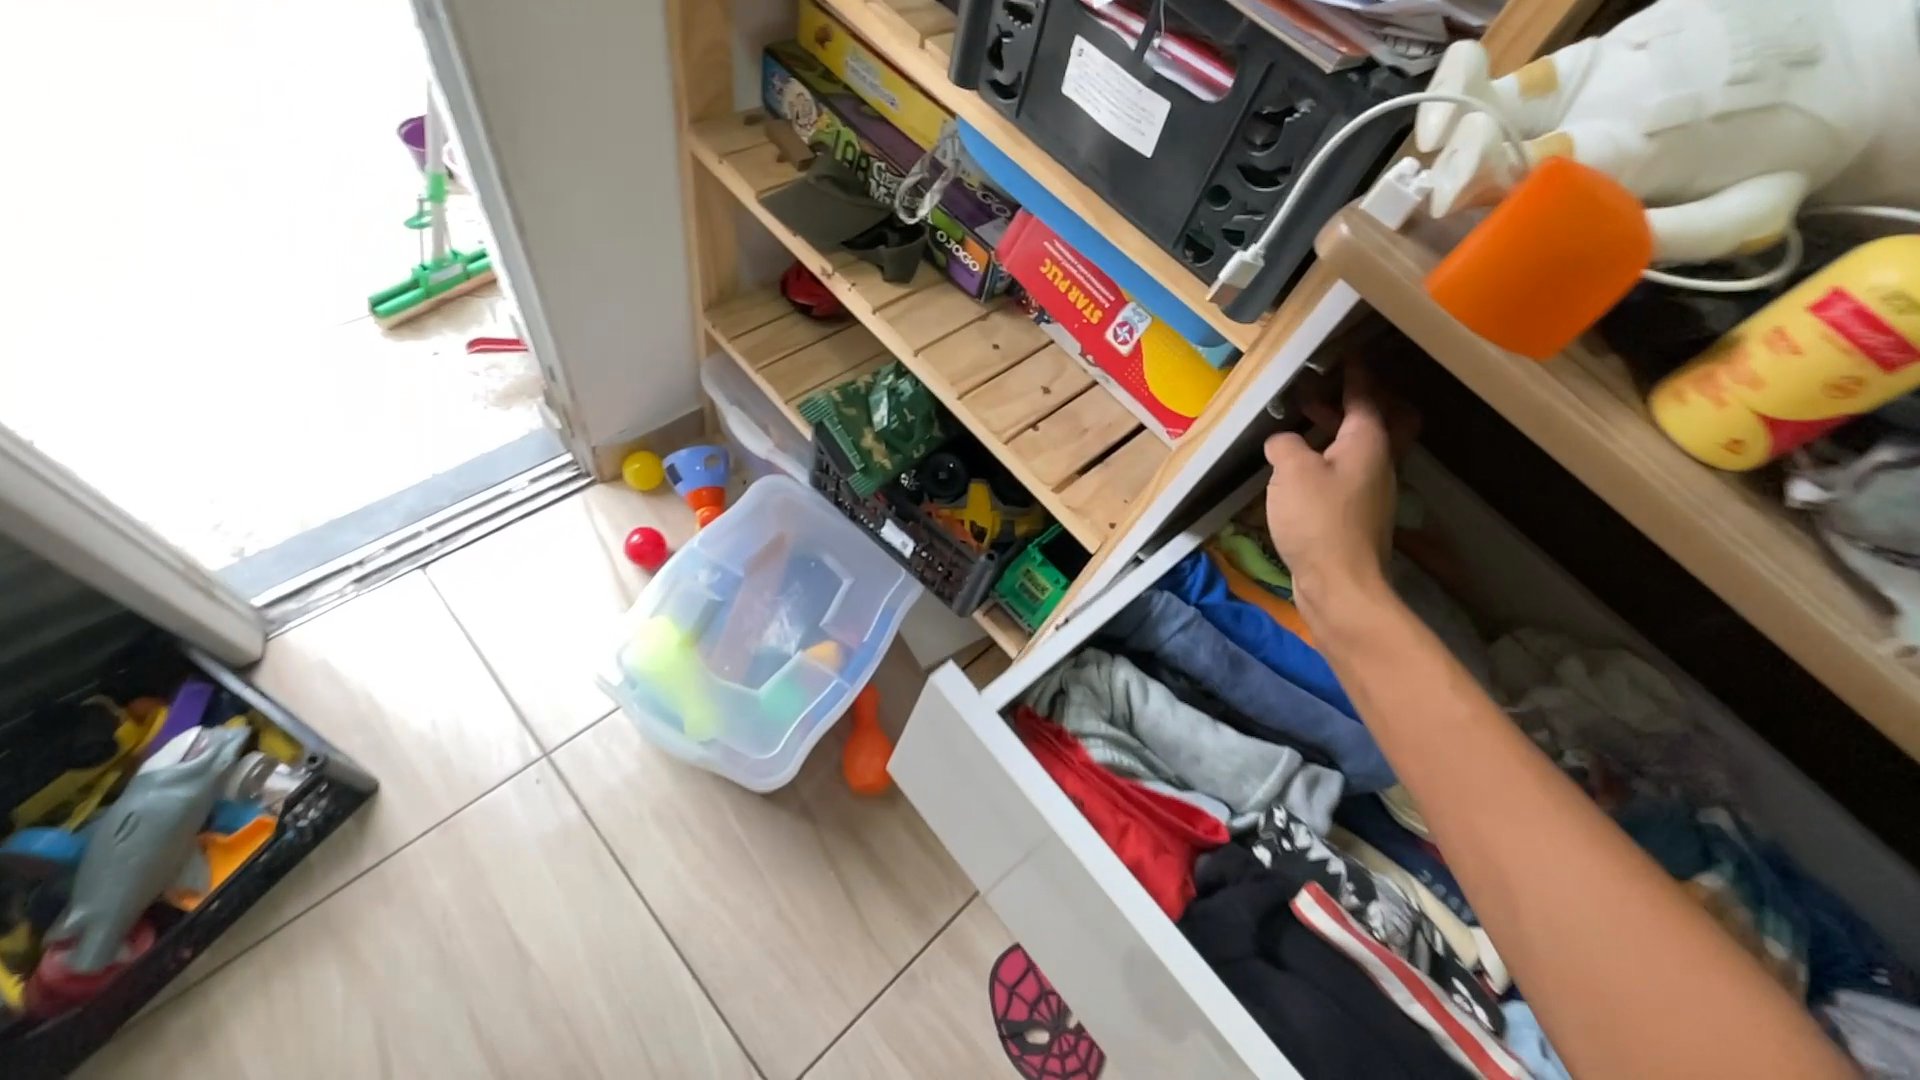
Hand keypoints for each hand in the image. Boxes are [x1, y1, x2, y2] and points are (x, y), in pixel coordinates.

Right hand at [1264, 364, 1400, 613]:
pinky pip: (1350, 471)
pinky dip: (1331, 458)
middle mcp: (1380, 461)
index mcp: (1369, 441)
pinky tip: (1302, 469)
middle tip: (1333, 390)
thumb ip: (1284, 445)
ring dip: (1339, 430)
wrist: (1340, 583)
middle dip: (1361, 400)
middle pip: (1384, 419)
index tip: (1346, 353)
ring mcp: (1373, 490)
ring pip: (1364, 446)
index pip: (1366, 394)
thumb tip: (1282, 441)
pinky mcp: (1359, 514)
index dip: (1356, 371)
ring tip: (1305, 423)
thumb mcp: (1290, 471)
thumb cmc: (1318, 520)